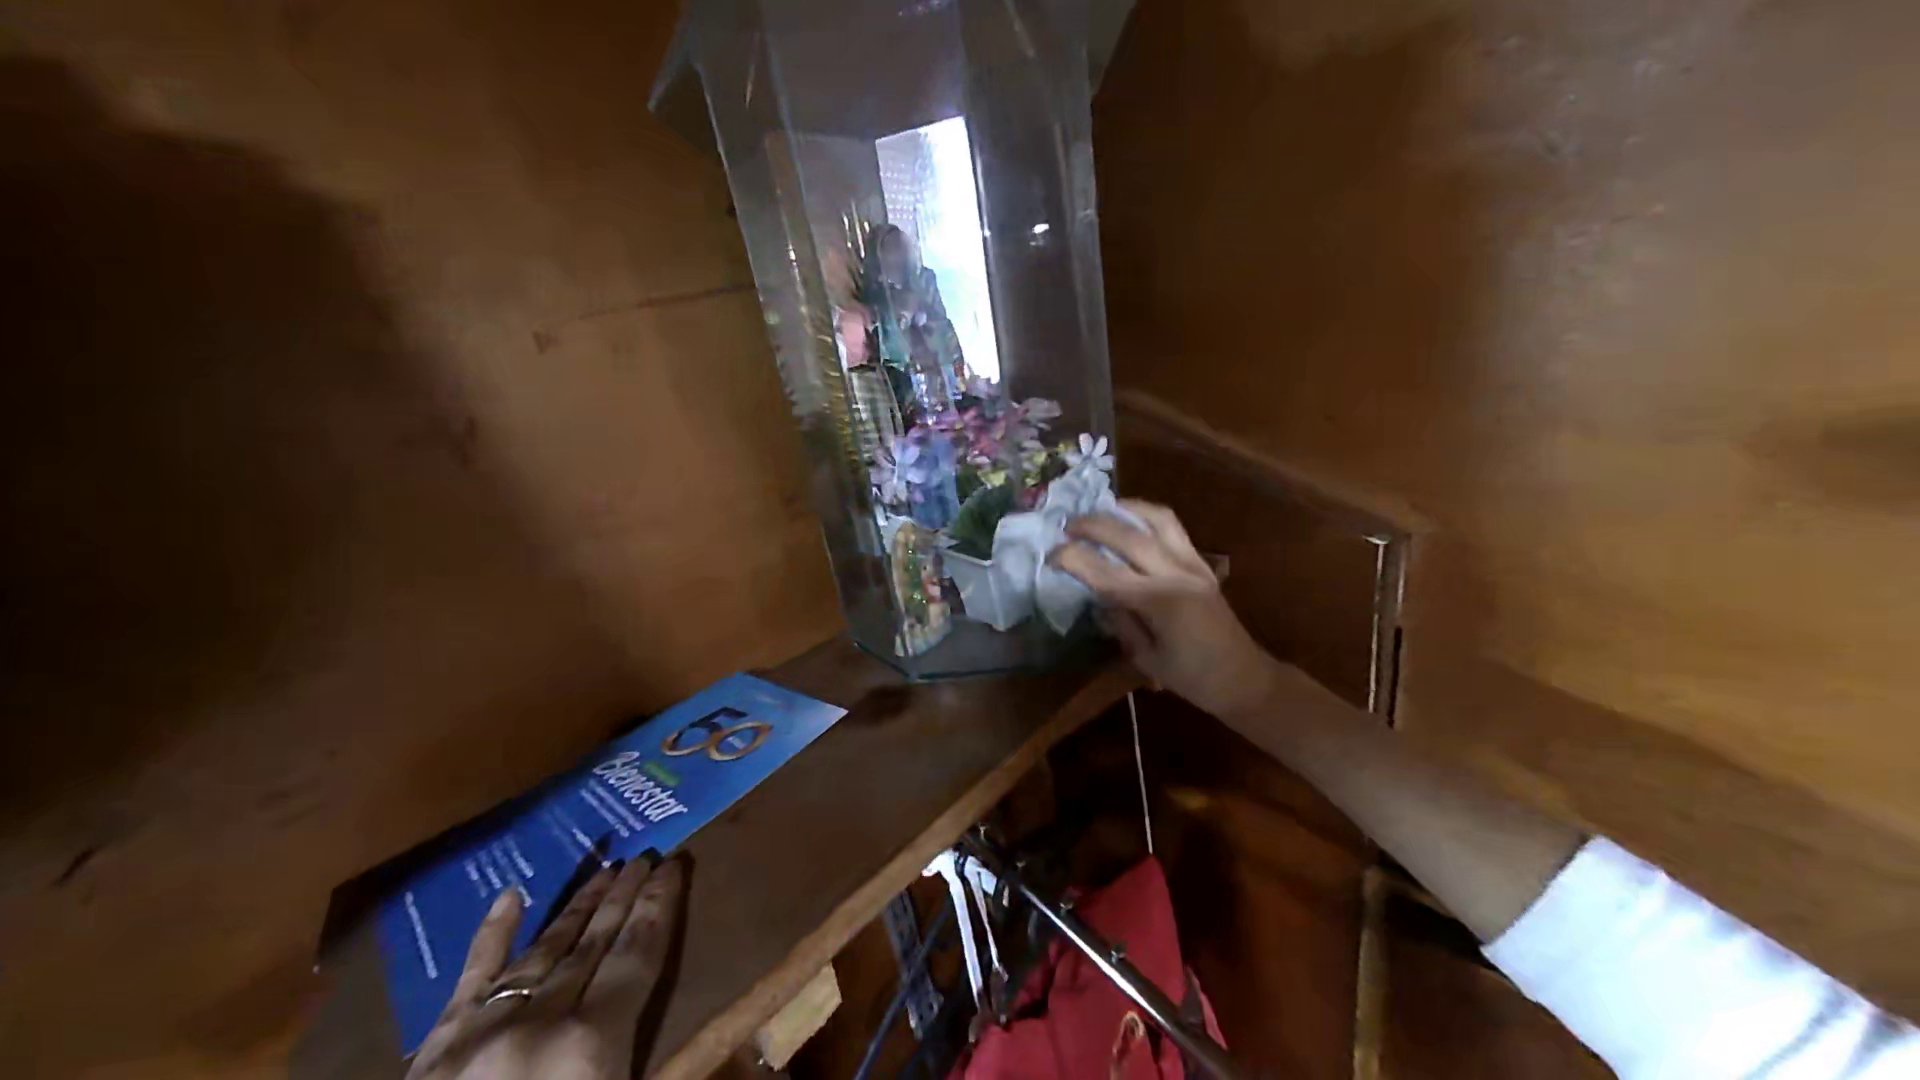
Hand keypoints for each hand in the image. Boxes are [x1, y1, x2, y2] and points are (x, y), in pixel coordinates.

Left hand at [404, 856, 686, 1079]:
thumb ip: (644, 1061)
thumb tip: (710, 1041)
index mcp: (590, 1044)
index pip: (637, 954)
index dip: (659, 905)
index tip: (674, 864)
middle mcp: (542, 1019)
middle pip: (595, 941)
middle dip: (625, 895)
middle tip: (645, 855)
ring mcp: (484, 1028)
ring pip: (545, 948)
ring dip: (579, 905)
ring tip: (606, 869)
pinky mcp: (436, 1046)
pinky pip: (472, 978)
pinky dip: (492, 935)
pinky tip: (510, 895)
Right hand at [1051, 500, 1283, 719]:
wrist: (1243, 677)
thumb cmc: (1191, 678)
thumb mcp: (1145, 657)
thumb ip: (1120, 620)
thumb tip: (1097, 592)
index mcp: (1158, 604)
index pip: (1105, 572)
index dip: (1072, 559)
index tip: (1051, 556)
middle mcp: (1175, 575)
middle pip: (1127, 536)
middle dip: (1092, 525)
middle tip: (1067, 527)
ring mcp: (1193, 563)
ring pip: (1156, 519)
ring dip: (1124, 509)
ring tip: (1101, 510)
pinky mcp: (1202, 562)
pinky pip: (1173, 527)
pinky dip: (1147, 515)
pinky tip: (1130, 518)